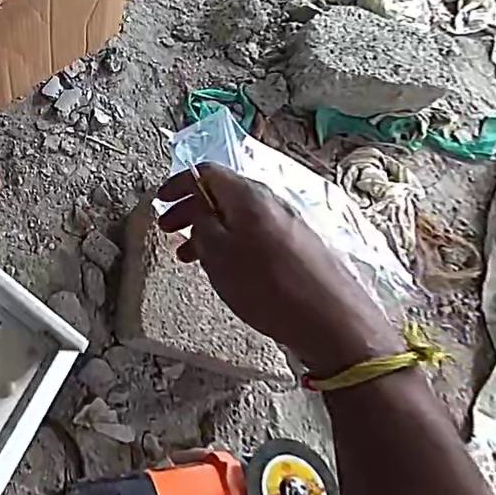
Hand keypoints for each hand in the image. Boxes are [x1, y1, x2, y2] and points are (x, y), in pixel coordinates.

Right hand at [154, 164, 399, 376]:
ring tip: (192, 256)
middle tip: (169, 230)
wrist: (333, 322)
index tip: (162, 200)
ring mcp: (288, 222)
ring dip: (210, 230)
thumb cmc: (267, 285)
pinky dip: (232, 242)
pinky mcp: (300, 246)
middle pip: (222, 192)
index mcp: (247, 195)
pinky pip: (255, 233)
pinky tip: (227, 268)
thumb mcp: (217, 254)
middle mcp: (270, 200)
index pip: (205, 172)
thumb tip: (197, 209)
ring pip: (238, 216)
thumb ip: (200, 224)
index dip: (179, 183)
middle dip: (191, 209)